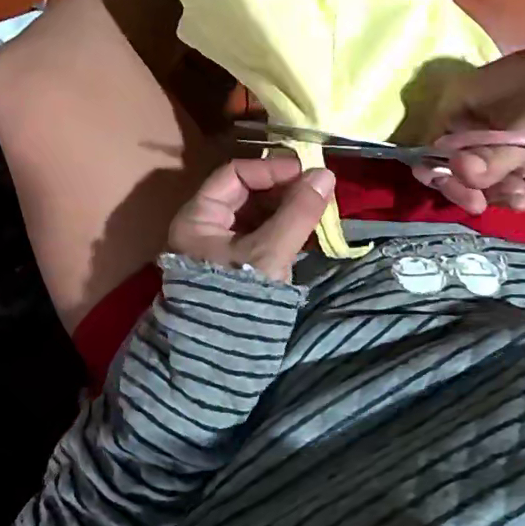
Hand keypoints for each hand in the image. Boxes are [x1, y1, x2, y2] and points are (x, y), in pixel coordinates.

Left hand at [167, 157, 335, 281]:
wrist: (220, 357)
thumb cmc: (238, 297)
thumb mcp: (269, 252)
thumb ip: (298, 212)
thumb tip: (326, 174)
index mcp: (198, 217)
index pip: (235, 174)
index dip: (271, 169)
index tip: (305, 172)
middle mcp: (205, 227)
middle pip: (247, 193)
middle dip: (283, 189)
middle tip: (316, 190)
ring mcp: (222, 248)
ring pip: (258, 214)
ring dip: (288, 208)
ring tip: (317, 209)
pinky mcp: (239, 266)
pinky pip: (264, 235)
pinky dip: (286, 228)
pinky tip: (309, 230)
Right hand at [425, 42, 524, 213]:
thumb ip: (492, 157)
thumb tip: (458, 175)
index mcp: (459, 104)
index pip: (433, 151)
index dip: (448, 181)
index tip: (476, 203)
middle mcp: (468, 116)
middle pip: (460, 166)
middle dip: (487, 189)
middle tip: (516, 204)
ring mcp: (492, 127)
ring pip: (487, 170)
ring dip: (510, 190)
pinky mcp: (515, 137)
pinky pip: (509, 166)